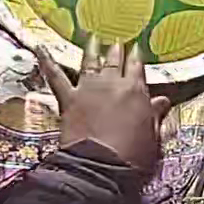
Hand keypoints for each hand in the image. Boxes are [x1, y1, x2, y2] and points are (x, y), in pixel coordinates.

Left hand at [34, 38, 171, 172]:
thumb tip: (163, 101)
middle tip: (117, 41)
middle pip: (115, 61)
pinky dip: (47, 61)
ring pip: (90, 62)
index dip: (136, 57)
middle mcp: (113, 84)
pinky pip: (56, 76)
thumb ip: (156, 115)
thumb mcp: (152, 135)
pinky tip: (41, 49)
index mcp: (137, 91)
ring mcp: (89, 89)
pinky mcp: (68, 99)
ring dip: (92, 49)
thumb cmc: (132, 154)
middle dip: (116, 50)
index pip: (137, 68)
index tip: (136, 48)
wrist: (100, 166)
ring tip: (93, 37)